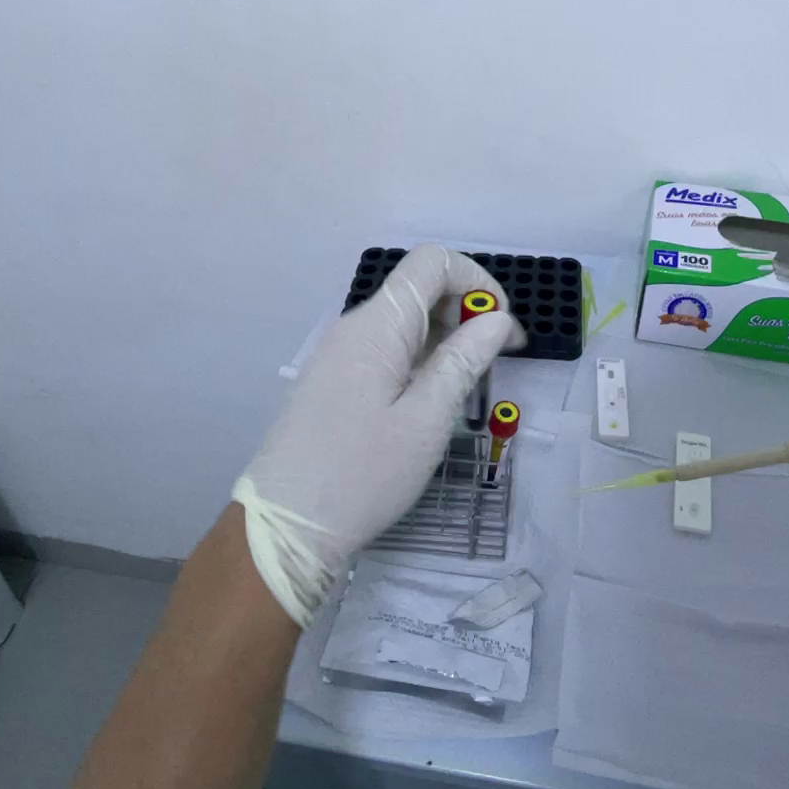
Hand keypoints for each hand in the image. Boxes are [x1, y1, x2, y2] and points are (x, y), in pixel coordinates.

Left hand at [233, 245, 524, 625]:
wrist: (285, 525)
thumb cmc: (363, 474)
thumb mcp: (427, 420)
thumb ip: (463, 360)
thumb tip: (497, 320)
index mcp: (377, 325)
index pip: (432, 262)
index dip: (477, 281)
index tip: (503, 327)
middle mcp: (354, 326)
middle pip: (418, 288)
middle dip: (465, 310)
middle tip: (496, 361)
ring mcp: (339, 353)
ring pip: (403, 320)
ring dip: (445, 337)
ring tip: (468, 386)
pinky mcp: (334, 379)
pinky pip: (385, 347)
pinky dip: (419, 356)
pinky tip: (431, 398)